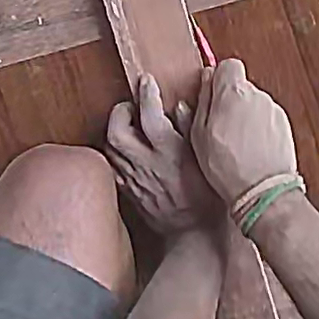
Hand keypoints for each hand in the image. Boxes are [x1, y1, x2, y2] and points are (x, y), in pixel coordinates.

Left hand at [104, 74, 220, 236]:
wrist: (196, 238)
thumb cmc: (209, 199)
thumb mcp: (208, 160)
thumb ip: (193, 130)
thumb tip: (179, 106)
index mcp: (170, 153)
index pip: (151, 116)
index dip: (146, 94)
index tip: (146, 81)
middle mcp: (147, 164)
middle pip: (117, 131)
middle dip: (120, 111)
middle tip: (131, 106)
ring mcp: (135, 179)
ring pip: (110, 147)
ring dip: (115, 130)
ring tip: (129, 125)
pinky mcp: (129, 192)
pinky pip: (113, 166)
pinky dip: (115, 153)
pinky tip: (126, 150)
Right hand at [188, 59, 296, 203]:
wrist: (262, 191)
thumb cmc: (226, 164)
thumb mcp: (198, 133)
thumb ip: (202, 100)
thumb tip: (205, 80)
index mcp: (233, 92)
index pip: (229, 65)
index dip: (219, 78)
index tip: (211, 94)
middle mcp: (256, 95)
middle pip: (241, 85)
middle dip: (229, 100)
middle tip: (218, 125)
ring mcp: (273, 110)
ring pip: (253, 103)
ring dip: (244, 115)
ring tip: (234, 142)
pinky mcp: (284, 126)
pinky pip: (265, 118)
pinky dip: (258, 128)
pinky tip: (249, 148)